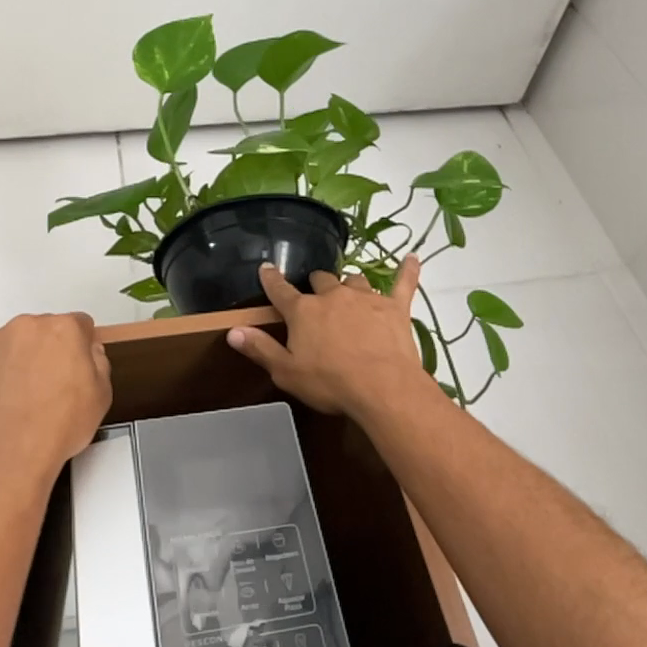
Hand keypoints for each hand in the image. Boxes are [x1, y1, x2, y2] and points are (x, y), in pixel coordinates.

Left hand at [0, 313, 111, 481]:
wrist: (12, 451)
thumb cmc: (60, 425)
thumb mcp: (102, 397)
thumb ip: (99, 365)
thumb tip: (90, 352)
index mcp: (65, 329)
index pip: (79, 325)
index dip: (81, 347)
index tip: (79, 366)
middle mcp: (29, 326)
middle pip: (44, 329)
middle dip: (49, 350)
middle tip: (50, 385)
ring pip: (10, 338)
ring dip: (15, 354)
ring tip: (17, 391)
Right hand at [226, 256, 432, 418]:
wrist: (382, 388)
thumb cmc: (330, 383)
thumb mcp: (286, 372)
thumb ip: (260, 348)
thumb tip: (233, 331)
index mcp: (303, 311)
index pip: (281, 290)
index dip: (271, 279)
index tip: (267, 268)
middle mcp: (333, 296)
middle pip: (322, 280)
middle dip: (317, 285)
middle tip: (316, 297)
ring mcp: (366, 298)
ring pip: (355, 280)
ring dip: (350, 285)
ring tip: (350, 293)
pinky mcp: (395, 307)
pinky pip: (402, 283)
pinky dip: (407, 271)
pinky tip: (413, 259)